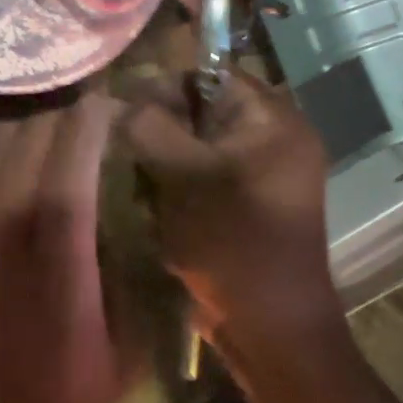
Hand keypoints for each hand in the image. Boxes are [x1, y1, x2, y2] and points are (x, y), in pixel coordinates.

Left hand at [0, 91, 129, 402]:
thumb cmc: (67, 400)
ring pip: (0, 142)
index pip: (70, 165)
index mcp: (59, 260)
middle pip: (33, 139)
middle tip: (109, 112)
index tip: (126, 104)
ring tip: (73, 123)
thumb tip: (153, 217)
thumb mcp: (130, 353)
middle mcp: (9, 230)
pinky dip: (6, 141)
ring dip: (38, 122)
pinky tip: (32, 149)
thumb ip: (142, 279)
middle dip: (73, 113)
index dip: (95, 122)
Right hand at [124, 74, 333, 338]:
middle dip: (164, 134)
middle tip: (141, 162)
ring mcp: (264, 177)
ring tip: (154, 197)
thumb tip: (126, 100)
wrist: (271, 328)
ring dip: (167, 167)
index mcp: (274, 121)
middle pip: (202, 112)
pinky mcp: (249, 207)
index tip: (131, 112)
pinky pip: (205, 179)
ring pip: (197, 147)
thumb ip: (151, 126)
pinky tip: (167, 219)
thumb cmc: (233, 242)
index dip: (168, 86)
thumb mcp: (184, 175)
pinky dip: (180, 191)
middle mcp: (276, 141)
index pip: (213, 74)